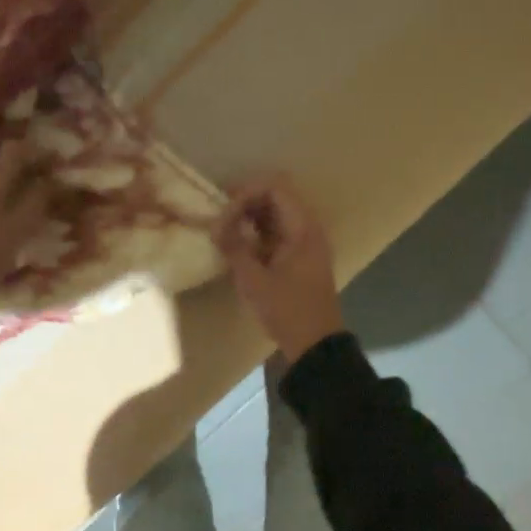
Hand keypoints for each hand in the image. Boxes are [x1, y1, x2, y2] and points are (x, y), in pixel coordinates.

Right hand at [215, 177, 344, 362]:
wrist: (315, 344)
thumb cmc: (287, 312)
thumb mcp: (255, 281)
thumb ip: (235, 247)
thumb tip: (215, 226)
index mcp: (303, 227)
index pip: (274, 186)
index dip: (245, 194)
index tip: (224, 217)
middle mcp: (308, 227)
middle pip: (275, 195)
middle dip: (244, 203)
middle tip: (219, 220)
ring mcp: (305, 242)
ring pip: (275, 214)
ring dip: (249, 218)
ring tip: (224, 234)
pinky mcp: (300, 257)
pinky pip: (276, 233)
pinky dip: (257, 234)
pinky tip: (238, 248)